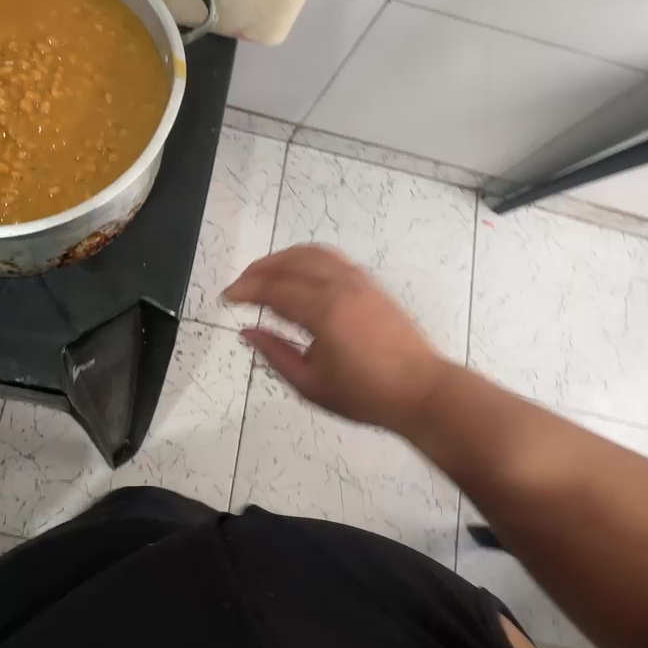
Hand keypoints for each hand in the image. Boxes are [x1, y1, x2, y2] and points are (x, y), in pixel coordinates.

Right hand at [224, 244, 449, 434]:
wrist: (421, 391)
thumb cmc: (366, 394)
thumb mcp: (310, 384)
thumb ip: (274, 354)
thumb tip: (247, 332)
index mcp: (324, 311)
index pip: (273, 290)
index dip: (245, 290)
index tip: (225, 298)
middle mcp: (340, 287)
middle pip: (290, 262)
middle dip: (259, 269)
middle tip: (240, 286)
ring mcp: (359, 281)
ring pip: (312, 253)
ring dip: (282, 258)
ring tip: (264, 274)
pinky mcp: (371, 284)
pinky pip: (331, 258)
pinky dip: (306, 259)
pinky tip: (298, 274)